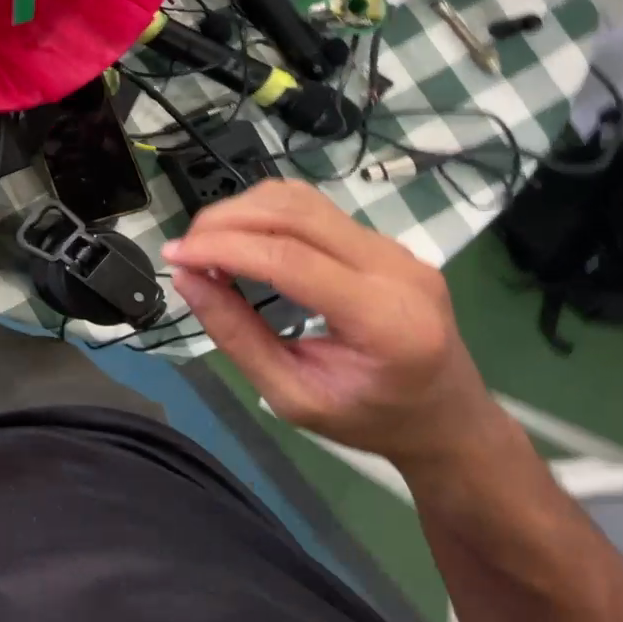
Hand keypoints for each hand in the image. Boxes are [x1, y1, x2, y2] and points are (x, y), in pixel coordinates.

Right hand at [161, 180, 500, 469]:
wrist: (449, 421)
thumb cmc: (371, 420)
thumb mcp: (292, 396)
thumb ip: (237, 336)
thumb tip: (185, 280)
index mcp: (385, 320)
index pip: (289, 258)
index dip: (221, 248)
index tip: (173, 256)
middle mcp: (397, 271)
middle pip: (292, 214)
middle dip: (223, 221)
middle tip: (184, 251)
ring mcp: (394, 250)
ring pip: (299, 199)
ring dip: (240, 210)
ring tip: (208, 245)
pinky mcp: (382, 242)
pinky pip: (312, 208)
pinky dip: (263, 212)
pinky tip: (243, 239)